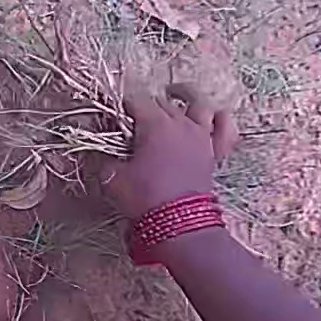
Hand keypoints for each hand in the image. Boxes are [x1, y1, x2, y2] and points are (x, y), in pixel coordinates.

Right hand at [101, 83, 238, 218]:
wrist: (177, 223)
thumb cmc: (142, 196)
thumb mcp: (112, 177)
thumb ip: (102, 158)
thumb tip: (95, 150)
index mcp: (155, 124)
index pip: (135, 101)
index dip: (120, 107)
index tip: (110, 118)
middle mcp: (181, 123)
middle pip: (162, 102)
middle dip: (146, 106)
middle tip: (131, 121)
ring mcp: (202, 136)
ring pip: (198, 105)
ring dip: (185, 99)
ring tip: (174, 97)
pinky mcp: (214, 153)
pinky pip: (225, 128)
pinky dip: (219, 119)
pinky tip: (211, 118)